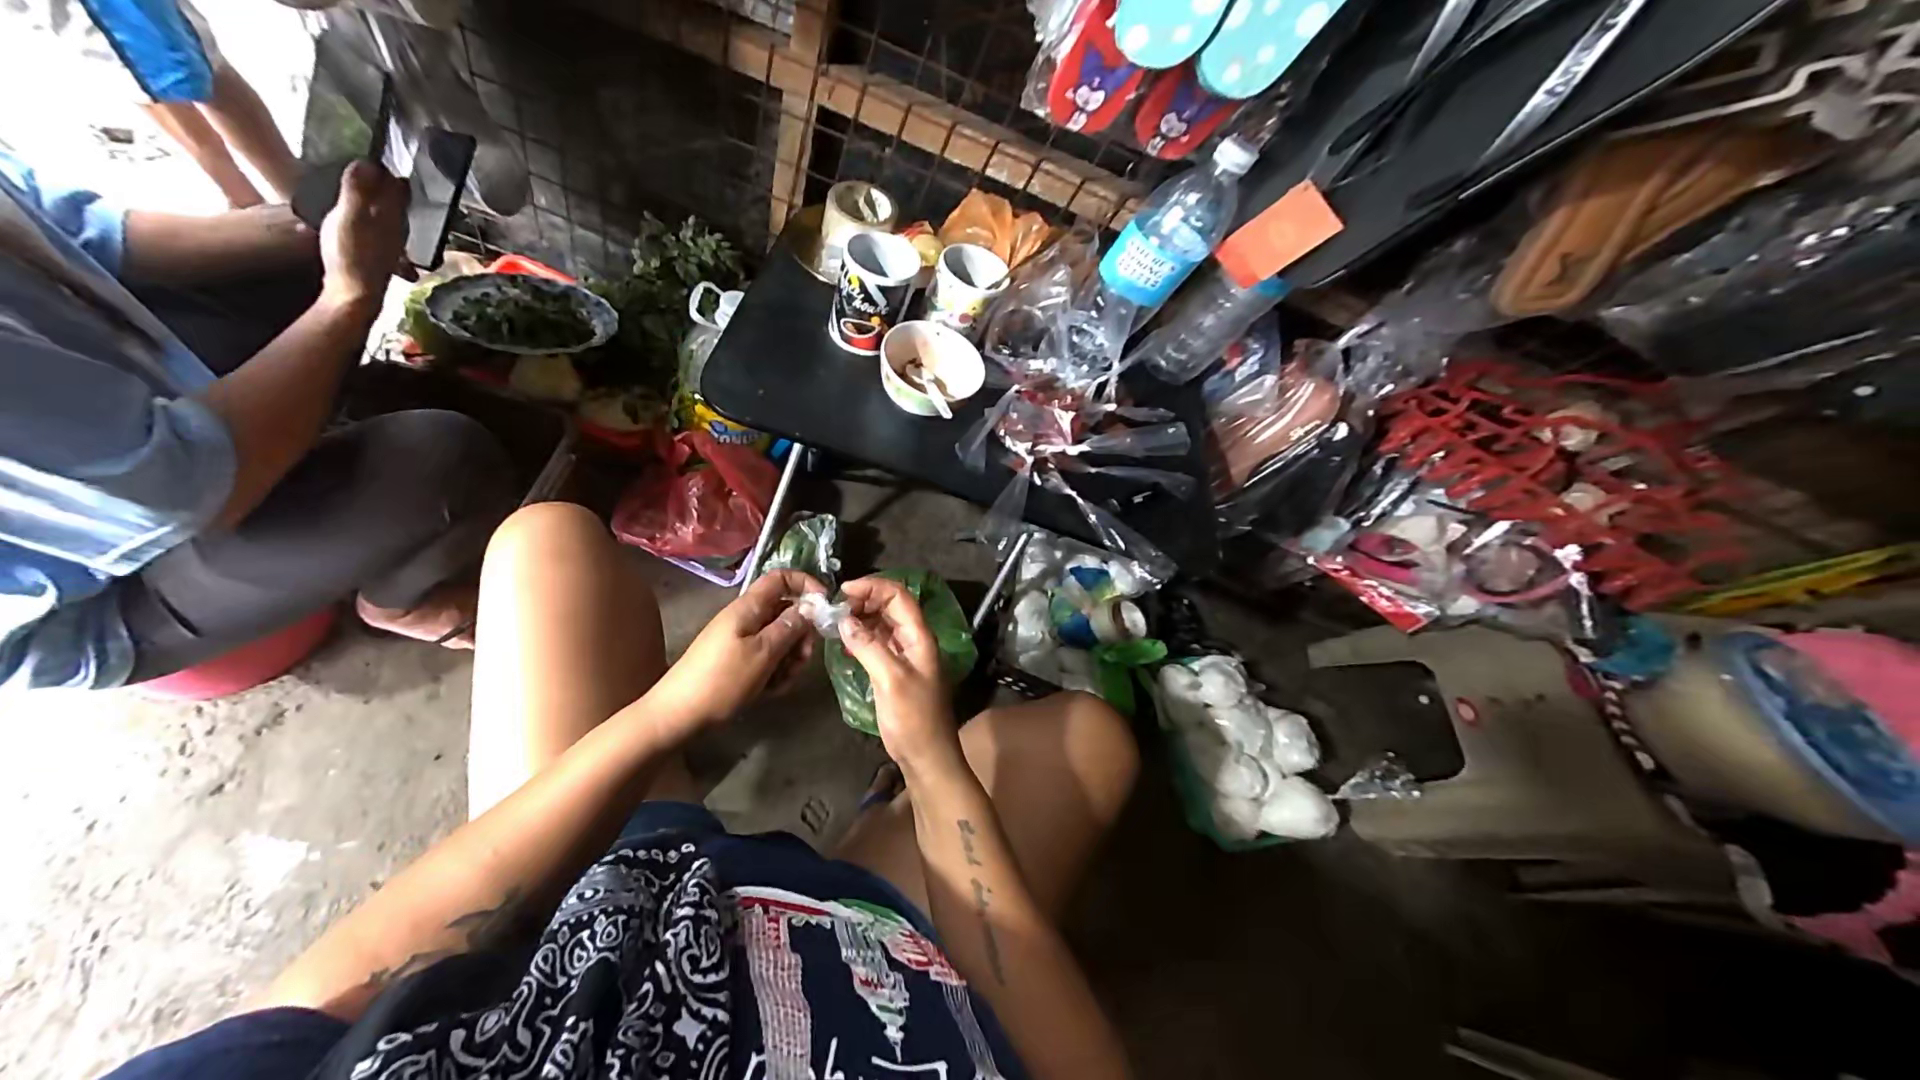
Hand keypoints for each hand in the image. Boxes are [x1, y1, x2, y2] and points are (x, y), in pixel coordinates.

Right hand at [319, 160, 409, 306]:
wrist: (355, 292)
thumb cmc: (351, 253)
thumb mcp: (349, 216)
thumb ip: (358, 191)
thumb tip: (368, 164)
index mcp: (393, 216)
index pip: (399, 187)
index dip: (388, 170)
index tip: (374, 154)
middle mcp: (398, 229)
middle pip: (396, 200)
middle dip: (385, 183)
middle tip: (366, 166)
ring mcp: (390, 242)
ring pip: (389, 214)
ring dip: (377, 200)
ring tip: (359, 184)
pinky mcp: (378, 253)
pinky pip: (377, 227)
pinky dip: (370, 216)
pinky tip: (358, 215)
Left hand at [652, 570, 827, 727]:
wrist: (677, 715)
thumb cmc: (722, 680)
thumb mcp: (763, 652)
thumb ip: (790, 626)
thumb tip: (810, 606)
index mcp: (749, 607)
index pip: (782, 578)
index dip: (806, 585)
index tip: (825, 608)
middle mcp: (746, 618)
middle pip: (787, 612)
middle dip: (802, 634)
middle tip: (802, 658)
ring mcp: (741, 640)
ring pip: (781, 638)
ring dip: (790, 658)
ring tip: (783, 680)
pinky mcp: (739, 661)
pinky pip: (768, 657)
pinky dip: (775, 671)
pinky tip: (770, 690)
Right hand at [837, 576, 960, 769]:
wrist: (926, 755)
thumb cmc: (913, 718)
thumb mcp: (890, 679)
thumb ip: (868, 646)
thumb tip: (844, 619)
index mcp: (920, 637)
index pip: (899, 596)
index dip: (873, 587)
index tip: (844, 591)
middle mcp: (914, 640)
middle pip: (890, 606)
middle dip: (863, 600)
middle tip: (835, 608)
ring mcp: (905, 654)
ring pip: (882, 623)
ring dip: (860, 617)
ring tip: (835, 622)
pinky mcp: (895, 669)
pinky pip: (877, 642)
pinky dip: (861, 636)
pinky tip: (843, 641)